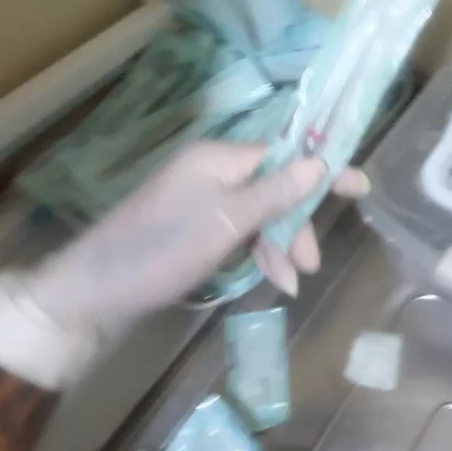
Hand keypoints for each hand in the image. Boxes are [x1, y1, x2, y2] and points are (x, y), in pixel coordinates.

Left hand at [23, 140, 368, 331]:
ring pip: (260, 213)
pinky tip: (269, 277)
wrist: (90, 294)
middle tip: (310, 264)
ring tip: (291, 282)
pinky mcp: (193, 226)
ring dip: (278, 243)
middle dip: (297, 223)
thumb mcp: (225, 223)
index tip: (361, 186)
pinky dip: (256, 251)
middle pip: (275, 187)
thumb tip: (320, 163)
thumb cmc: (160, 251)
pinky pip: (240, 230)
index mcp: (219, 158)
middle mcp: (212, 170)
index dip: (323, 171)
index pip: (285, 156)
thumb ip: (275, 193)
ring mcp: (201, 198)